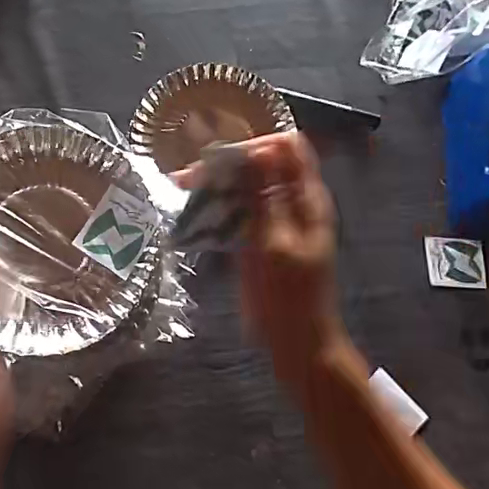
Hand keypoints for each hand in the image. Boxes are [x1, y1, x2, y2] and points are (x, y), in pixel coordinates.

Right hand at [207, 132, 347, 380]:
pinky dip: (216, 209)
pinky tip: (190, 213)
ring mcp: (274, 221)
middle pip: (261, 165)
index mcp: (308, 199)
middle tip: (187, 177)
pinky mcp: (258, 240)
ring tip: (180, 189)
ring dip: (216, 186)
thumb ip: (264, 197)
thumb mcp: (276, 243)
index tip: (221, 159)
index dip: (256, 146)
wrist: (296, 342)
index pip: (287, 149)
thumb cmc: (290, 296)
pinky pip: (238, 213)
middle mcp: (292, 202)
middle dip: (227, 165)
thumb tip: (257, 150)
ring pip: (245, 188)